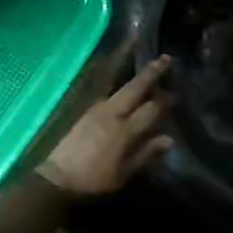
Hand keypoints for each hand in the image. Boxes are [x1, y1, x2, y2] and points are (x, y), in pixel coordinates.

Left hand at [37, 55, 173, 195]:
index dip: (165, 101)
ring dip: (132, 70)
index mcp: (125, 130)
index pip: (151, 109)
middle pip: (135, 87)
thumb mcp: (123, 174)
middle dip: (152, 72)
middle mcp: (112, 113)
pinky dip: (112, 74)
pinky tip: (117, 70)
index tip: (176, 95)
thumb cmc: (93, 180)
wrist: (56, 179)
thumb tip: (169, 139)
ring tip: (140, 52)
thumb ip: (146, 153)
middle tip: (166, 58)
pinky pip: (103, 86)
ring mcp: (96, 107)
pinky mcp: (84, 108)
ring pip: (118, 83)